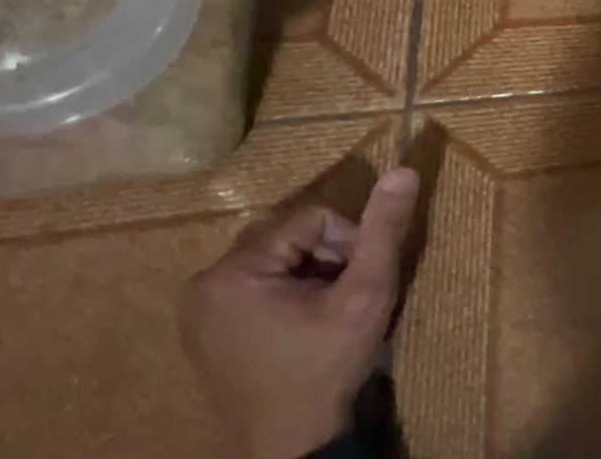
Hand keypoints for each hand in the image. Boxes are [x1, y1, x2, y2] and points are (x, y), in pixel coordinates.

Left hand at [180, 168, 419, 458]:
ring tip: (328, 311)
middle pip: (291, 237)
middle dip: (329, 257)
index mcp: (233, 272)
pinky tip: (305, 324)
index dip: (349, 241)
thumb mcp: (368, 291)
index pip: (313, 219)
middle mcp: (202, 284)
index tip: (360, 279)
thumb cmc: (328, 363)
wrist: (294, 440)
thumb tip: (403, 170)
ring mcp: (197, 310)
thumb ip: (383, 229)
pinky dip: (290, 293)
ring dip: (313, 274)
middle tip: (346, 296)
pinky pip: (257, 284)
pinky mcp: (205, 329)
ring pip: (277, 259)